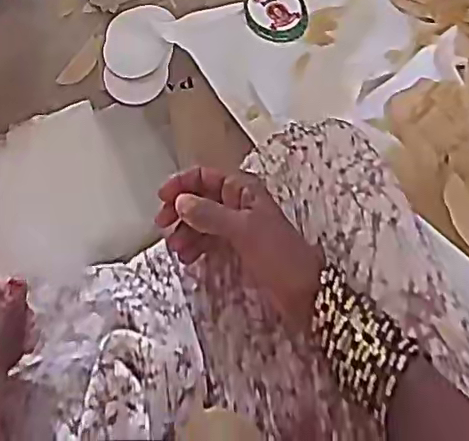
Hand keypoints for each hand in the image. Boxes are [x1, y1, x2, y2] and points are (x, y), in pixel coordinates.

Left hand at [0, 280, 30, 440]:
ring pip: (8, 336)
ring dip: (24, 330)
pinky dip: (29, 351)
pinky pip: (17, 358)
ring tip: (35, 336)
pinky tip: (35, 353)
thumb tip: (15, 284)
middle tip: (31, 315)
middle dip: (15, 310)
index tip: (22, 287)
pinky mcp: (1, 390)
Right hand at [156, 167, 322, 327]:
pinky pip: (210, 240)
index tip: (162, 199)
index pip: (206, 176)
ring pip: (203, 220)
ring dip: (186, 231)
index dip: (183, 183)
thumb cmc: (278, 254)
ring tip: (176, 249)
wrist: (306, 293)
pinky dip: (197, 246)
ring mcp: (239, 226)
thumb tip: (180, 201)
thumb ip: (210, 214)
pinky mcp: (239, 248)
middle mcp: (239, 203)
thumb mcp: (243, 231)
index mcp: (243, 189)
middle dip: (181, 210)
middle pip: (201, 197)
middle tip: (163, 227)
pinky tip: (188, 258)